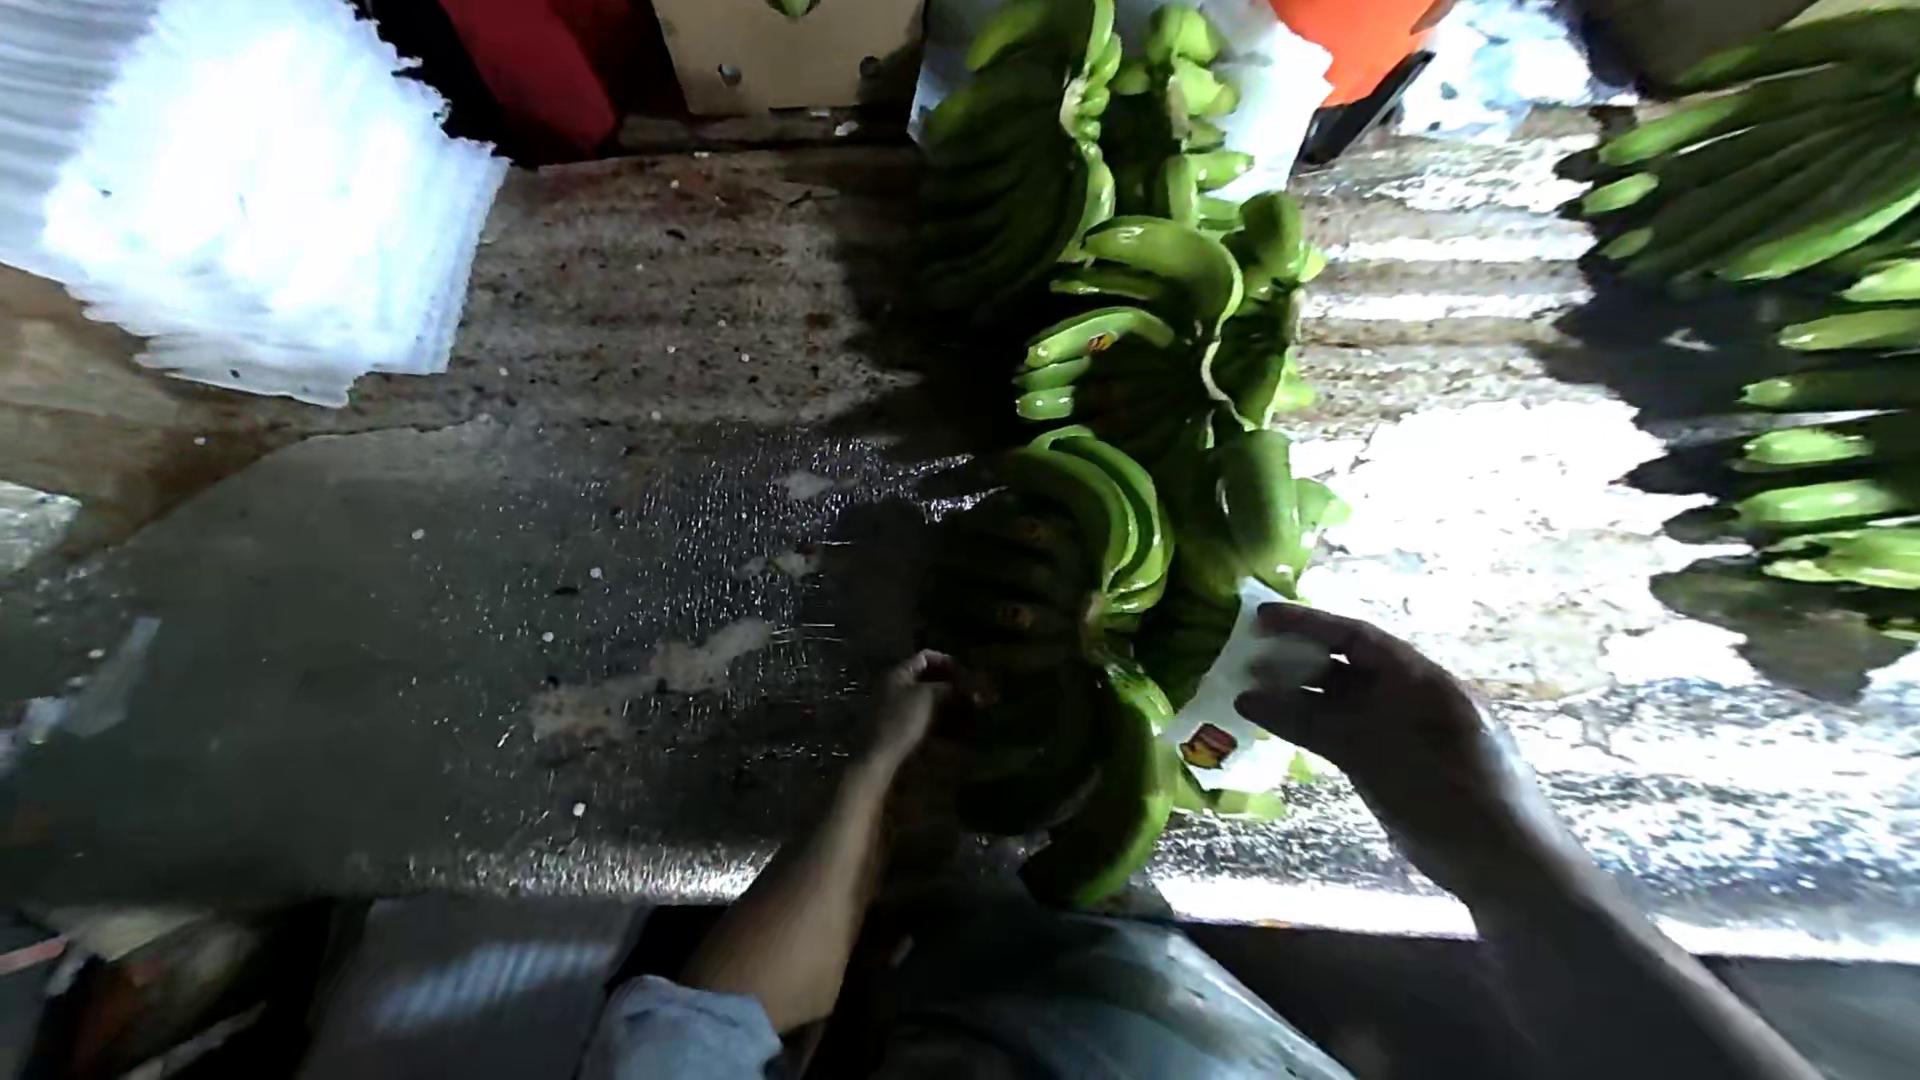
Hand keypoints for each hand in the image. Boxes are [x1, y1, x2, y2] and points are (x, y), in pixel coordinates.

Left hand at [863, 650, 965, 777]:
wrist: (881, 754)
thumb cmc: (902, 719)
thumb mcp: (926, 697)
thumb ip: (944, 686)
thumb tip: (960, 685)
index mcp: (898, 672)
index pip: (925, 656)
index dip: (945, 661)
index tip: (963, 672)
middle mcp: (895, 684)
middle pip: (925, 674)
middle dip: (947, 680)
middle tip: (965, 688)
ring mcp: (895, 703)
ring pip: (925, 693)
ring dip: (944, 695)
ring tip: (963, 703)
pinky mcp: (898, 721)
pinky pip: (922, 709)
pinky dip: (937, 710)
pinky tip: (951, 719)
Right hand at [1235, 604, 1588, 901]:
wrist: (1507, 871)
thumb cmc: (1448, 797)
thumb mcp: (1373, 754)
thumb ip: (1307, 722)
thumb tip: (1244, 696)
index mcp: (1421, 680)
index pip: (1355, 636)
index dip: (1306, 622)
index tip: (1260, 616)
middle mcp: (1409, 695)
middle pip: (1343, 663)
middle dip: (1294, 655)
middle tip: (1245, 653)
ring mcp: (1399, 727)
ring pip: (1337, 697)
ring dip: (1295, 692)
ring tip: (1248, 688)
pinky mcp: (1388, 756)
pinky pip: (1338, 727)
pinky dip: (1306, 722)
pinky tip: (1274, 722)